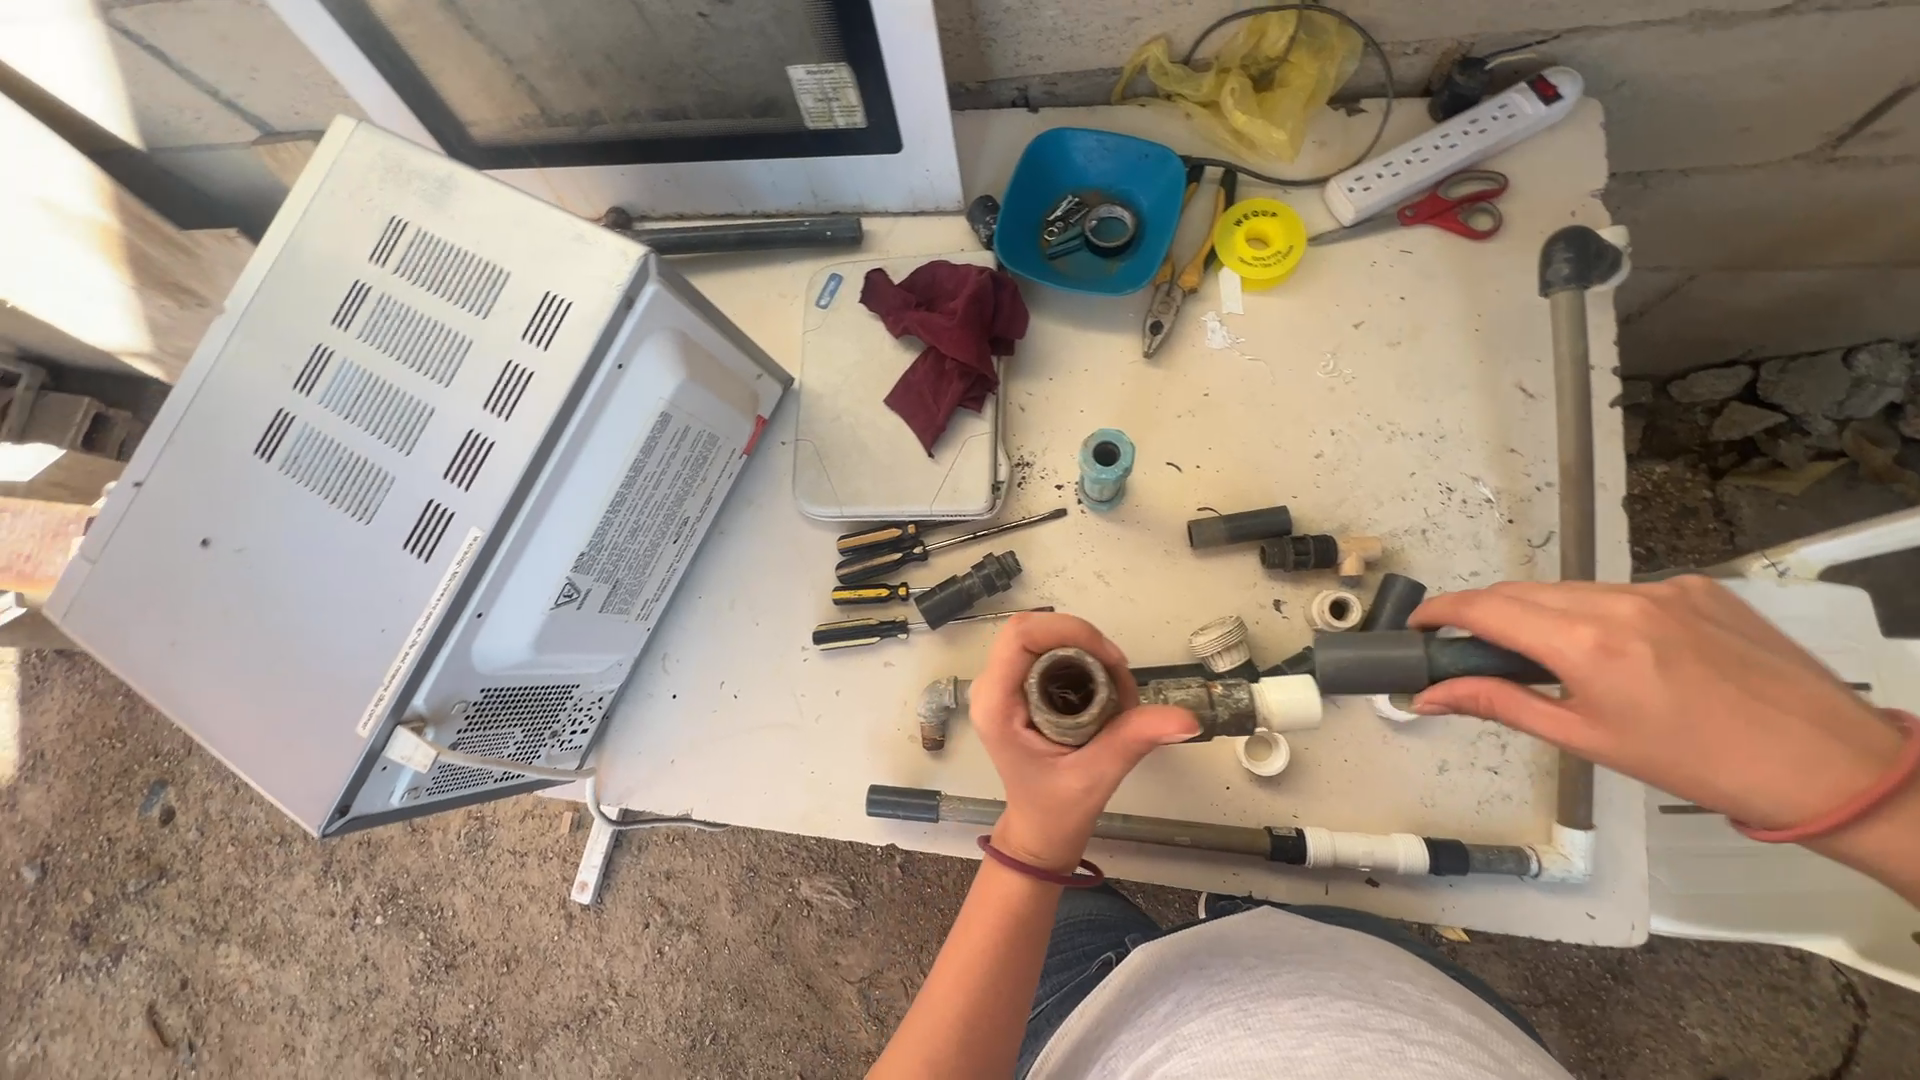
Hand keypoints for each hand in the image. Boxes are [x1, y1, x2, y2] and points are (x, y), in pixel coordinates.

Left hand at [970, 613, 1197, 871]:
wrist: (1039, 832)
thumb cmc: (1056, 809)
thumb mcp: (1097, 775)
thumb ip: (1134, 739)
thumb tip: (1188, 719)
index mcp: (996, 704)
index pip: (1021, 636)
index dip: (1069, 631)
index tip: (1110, 659)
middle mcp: (991, 686)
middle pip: (1033, 630)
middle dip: (1083, 643)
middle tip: (1119, 678)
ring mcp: (1001, 684)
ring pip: (1043, 638)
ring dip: (1085, 653)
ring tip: (1115, 693)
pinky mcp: (1017, 687)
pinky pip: (1047, 652)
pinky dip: (1081, 662)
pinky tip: (1103, 693)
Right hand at [1408, 577, 1904, 830]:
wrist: (1830, 764)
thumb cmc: (1696, 763)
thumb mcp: (1584, 739)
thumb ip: (1498, 703)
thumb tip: (1429, 696)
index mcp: (1587, 643)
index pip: (1485, 607)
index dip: (1440, 611)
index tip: (1417, 625)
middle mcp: (1620, 601)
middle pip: (1521, 591)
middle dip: (1485, 614)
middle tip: (1470, 649)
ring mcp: (1663, 588)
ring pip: (1569, 590)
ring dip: (1540, 614)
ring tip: (1547, 657)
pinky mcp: (1698, 588)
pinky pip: (1621, 592)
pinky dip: (1595, 613)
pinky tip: (1617, 651)